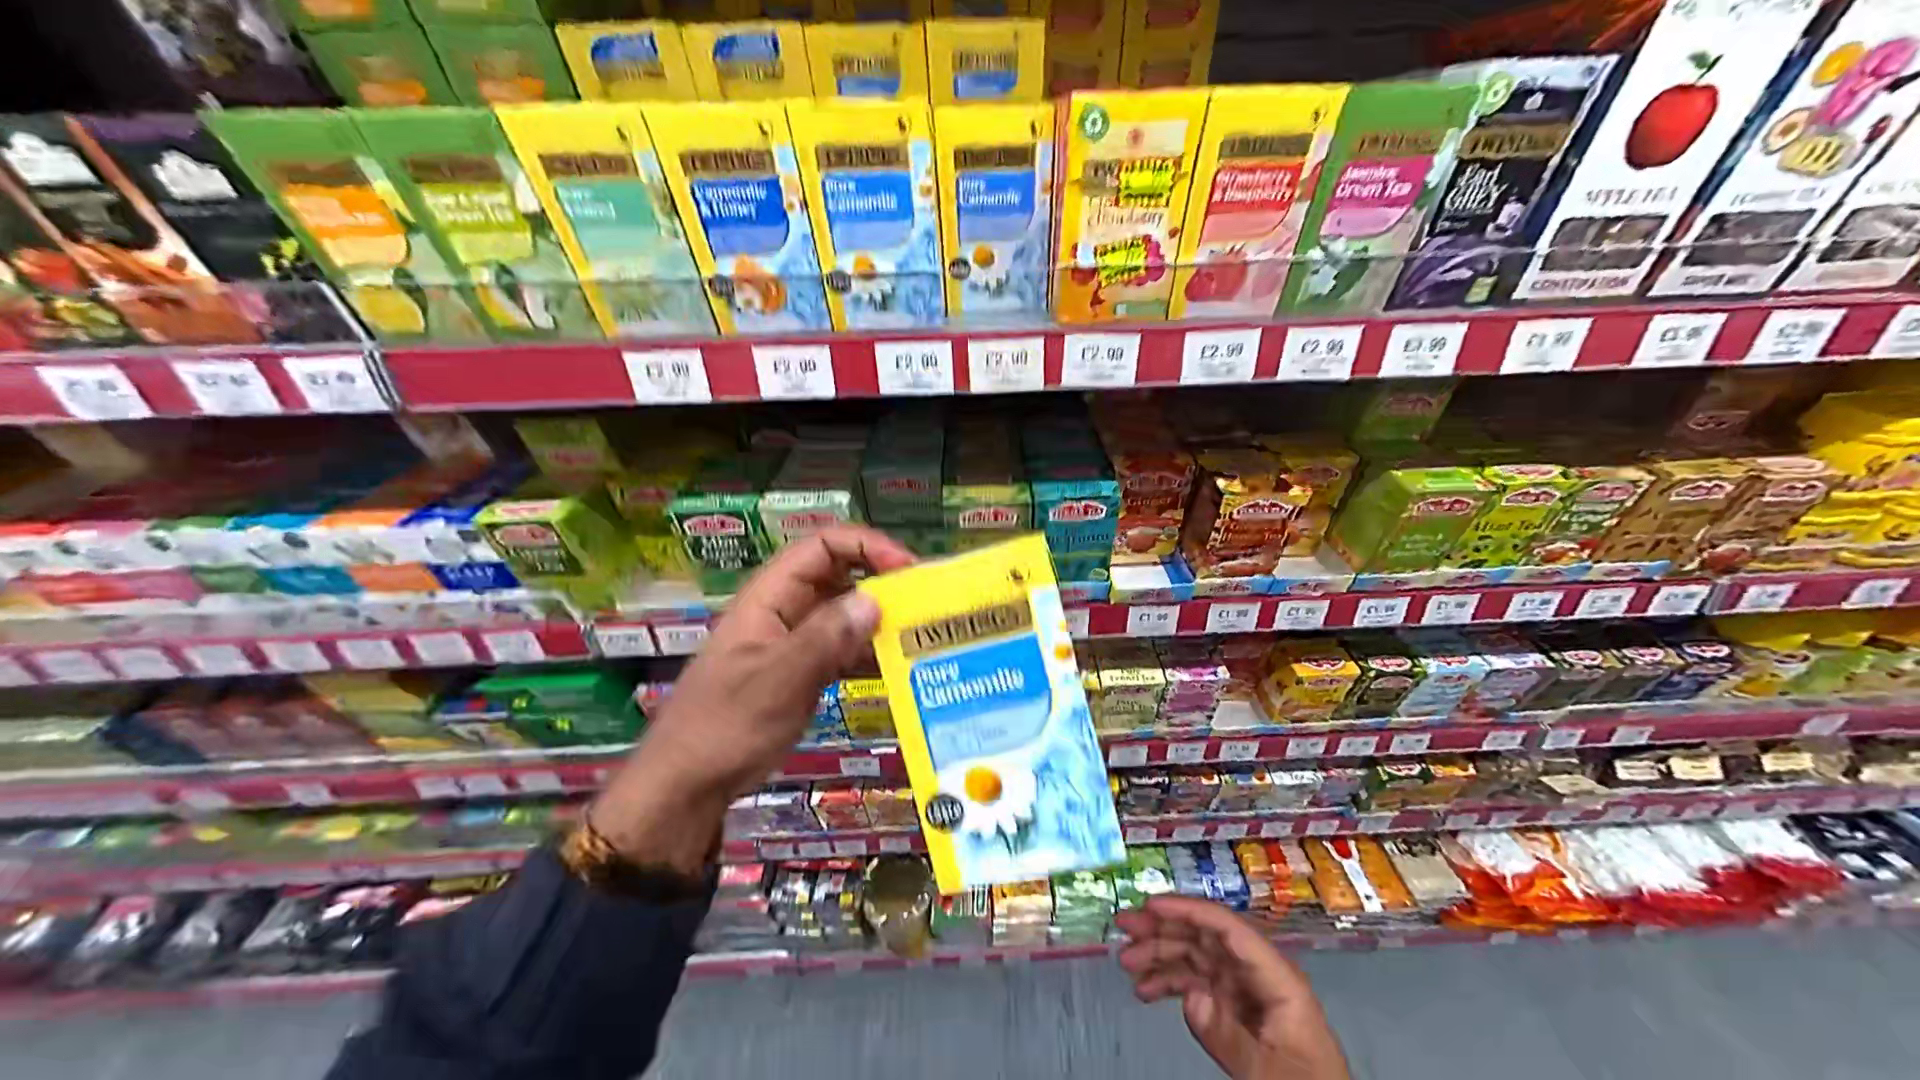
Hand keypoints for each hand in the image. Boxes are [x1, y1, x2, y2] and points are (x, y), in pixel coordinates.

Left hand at [588, 526, 915, 873]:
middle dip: (881, 580)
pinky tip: (898, 669)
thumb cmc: (724, 728)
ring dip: (880, 619)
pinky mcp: (801, 672)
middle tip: (926, 602)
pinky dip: (869, 654)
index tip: (907, 568)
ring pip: (844, 614)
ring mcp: (793, 643)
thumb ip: (825, 639)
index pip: (821, 546)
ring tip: (922, 635)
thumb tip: (875, 601)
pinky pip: (842, 650)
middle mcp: (784, 611)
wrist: (687, 786)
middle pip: (838, 575)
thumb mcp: (776, 681)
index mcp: (769, 598)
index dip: (865, 545)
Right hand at [1116, 896, 1350, 1079]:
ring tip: (1126, 963)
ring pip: (1196, 957)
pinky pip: (1197, 983)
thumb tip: (1189, 997)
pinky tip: (1145, 990)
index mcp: (1277, 977)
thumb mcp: (1268, 1074)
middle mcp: (1258, 974)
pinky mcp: (1235, 1010)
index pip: (1229, 928)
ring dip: (1160, 956)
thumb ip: (1228, 1037)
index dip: (1189, 910)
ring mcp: (1245, 991)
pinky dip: (1169, 983)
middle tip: (1124, 926)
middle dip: (1163, 929)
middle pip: (1206, 937)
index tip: (1150, 905)